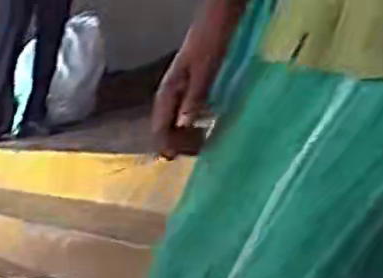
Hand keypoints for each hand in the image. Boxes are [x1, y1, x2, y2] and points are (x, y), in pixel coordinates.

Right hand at [151, 0, 242, 158]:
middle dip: (175, 142)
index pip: (159, 128)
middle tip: (193, 153)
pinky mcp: (193, 83)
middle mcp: (169, 95)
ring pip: (176, 120)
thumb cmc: (214, 32)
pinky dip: (194, 120)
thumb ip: (194, 95)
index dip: (166, 145)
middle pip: (165, 128)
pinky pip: (188, 110)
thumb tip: (183, 125)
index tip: (177, 158)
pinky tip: (206, 122)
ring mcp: (180, 89)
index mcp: (167, 93)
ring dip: (185, 133)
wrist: (223, 6)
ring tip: (200, 142)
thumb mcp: (206, 65)